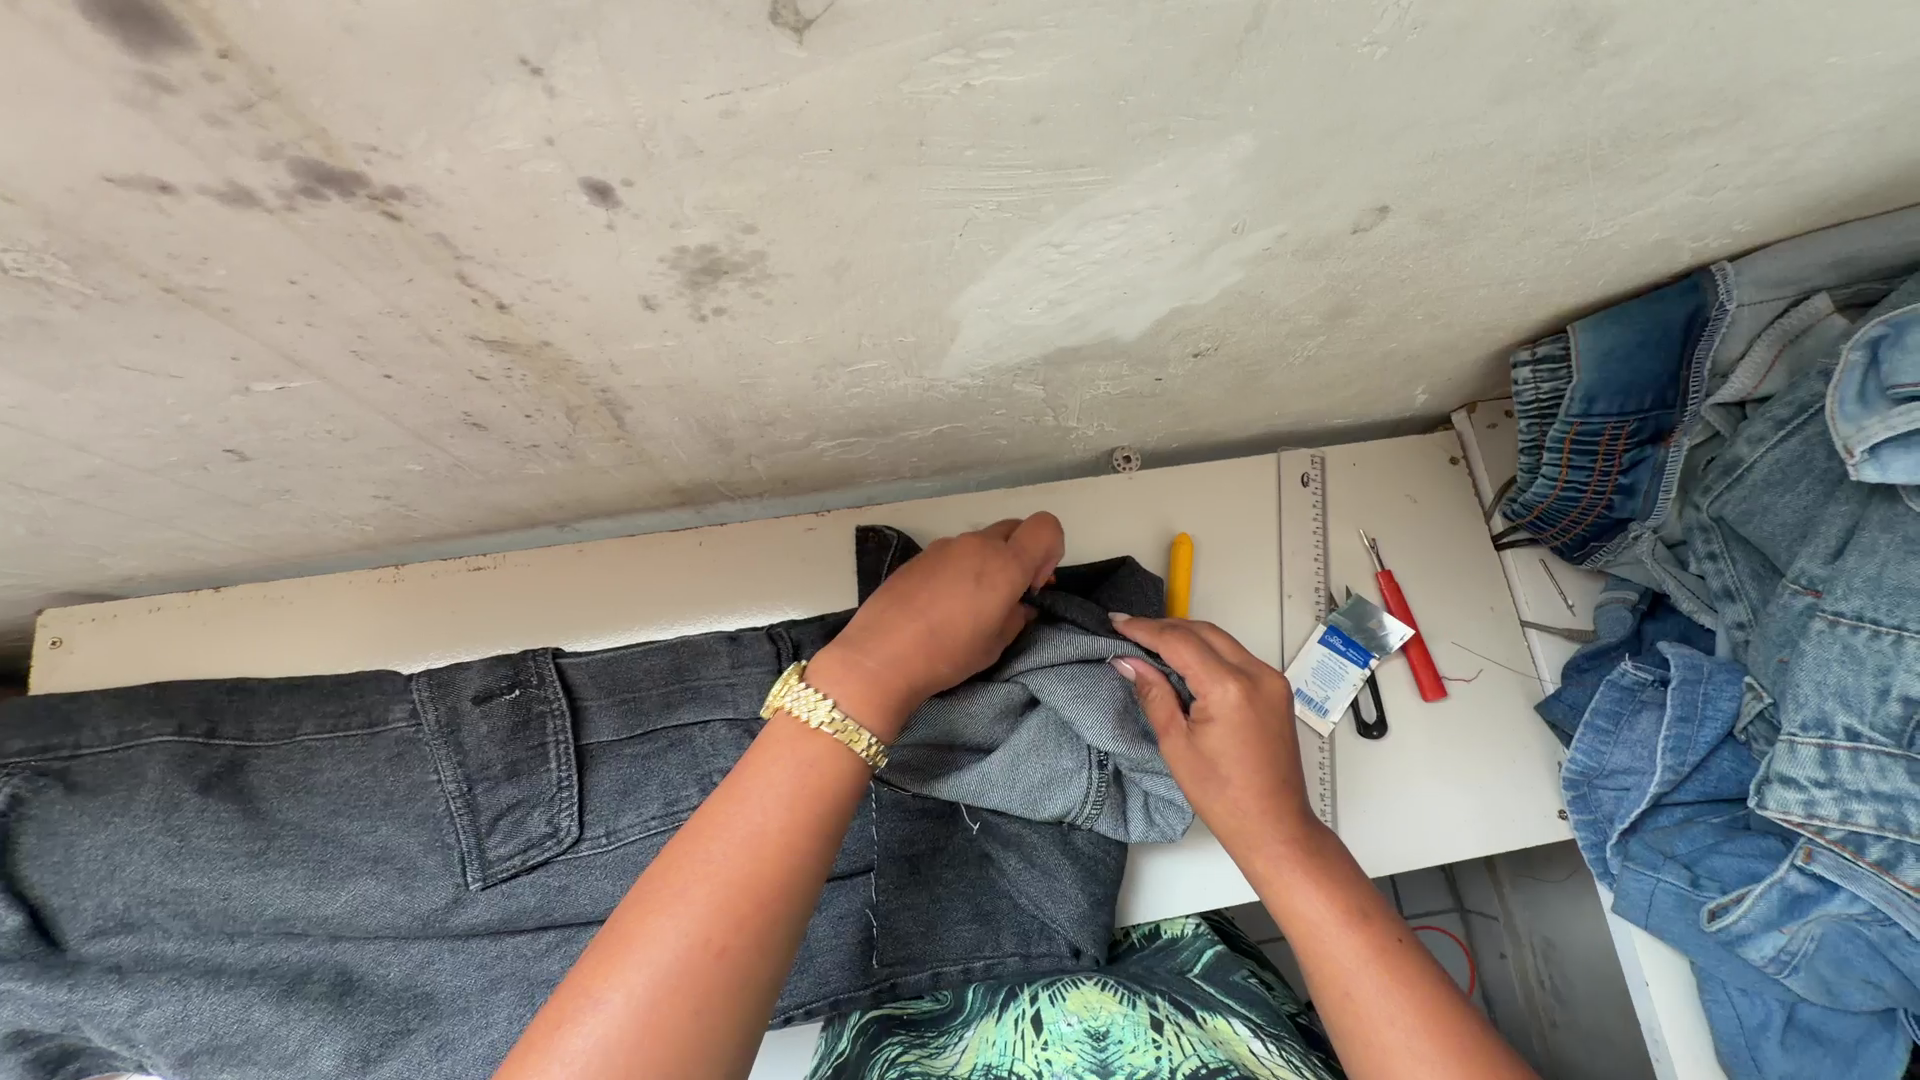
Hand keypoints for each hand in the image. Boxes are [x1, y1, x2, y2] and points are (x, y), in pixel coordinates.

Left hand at [807, 514, 1064, 738]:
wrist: (880, 656)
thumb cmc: (948, 654)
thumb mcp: (996, 644)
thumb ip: (1018, 616)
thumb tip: (1021, 604)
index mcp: (1005, 563)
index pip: (1046, 527)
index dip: (1051, 551)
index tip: (1035, 584)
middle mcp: (977, 545)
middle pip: (1014, 530)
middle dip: (1021, 555)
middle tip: (1009, 595)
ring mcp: (944, 546)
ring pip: (981, 542)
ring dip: (988, 563)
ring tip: (970, 606)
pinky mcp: (919, 556)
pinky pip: (953, 553)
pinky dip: (960, 569)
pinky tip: (942, 605)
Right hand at [1109, 617, 1324, 856]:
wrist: (1274, 825)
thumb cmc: (1224, 795)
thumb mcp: (1175, 743)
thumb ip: (1153, 693)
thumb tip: (1129, 661)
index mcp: (1229, 688)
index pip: (1179, 641)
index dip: (1144, 629)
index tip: (1118, 623)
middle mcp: (1257, 675)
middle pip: (1202, 631)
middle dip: (1163, 626)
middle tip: (1129, 629)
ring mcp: (1271, 680)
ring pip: (1220, 639)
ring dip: (1186, 635)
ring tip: (1150, 641)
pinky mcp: (1276, 689)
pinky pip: (1236, 655)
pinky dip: (1207, 650)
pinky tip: (1183, 659)